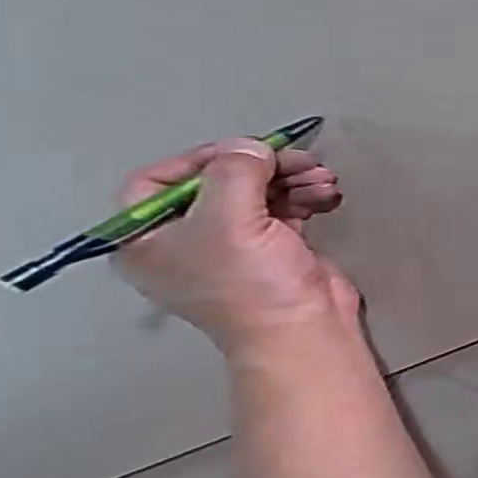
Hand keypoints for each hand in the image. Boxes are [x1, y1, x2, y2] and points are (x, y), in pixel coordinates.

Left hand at [112, 137, 356, 351]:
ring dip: (293, 179)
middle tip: (300, 159)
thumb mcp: (230, 217)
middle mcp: (187, 239)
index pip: (159, 181)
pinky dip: (306, 195)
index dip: (201, 159)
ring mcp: (234, 245)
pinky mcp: (275, 248)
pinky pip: (284, 209)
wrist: (303, 329)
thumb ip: (235, 170)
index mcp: (149, 238)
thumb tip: (251, 147)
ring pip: (258, 193)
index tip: (245, 152)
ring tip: (324, 178)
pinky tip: (328, 194)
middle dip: (264, 168)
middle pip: (220, 183)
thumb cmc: (252, 281)